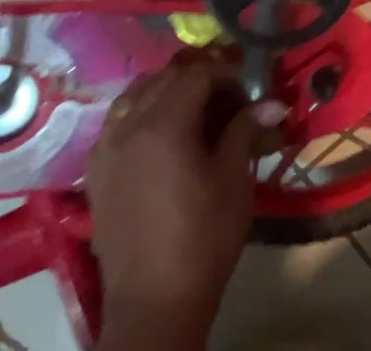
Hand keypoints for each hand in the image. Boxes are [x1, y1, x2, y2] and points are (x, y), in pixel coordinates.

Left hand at [87, 49, 282, 347]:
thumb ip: (246, 131)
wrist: (154, 298)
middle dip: (198, 78)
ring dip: (166, 93)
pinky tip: (162, 137)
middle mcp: (126, 127)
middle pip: (162, 80)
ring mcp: (104, 150)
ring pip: (134, 98)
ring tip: (195, 111)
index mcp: (162, 124)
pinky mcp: (96, 174)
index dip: (226, 72)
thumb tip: (274, 104)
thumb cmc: (203, 235)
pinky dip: (142, 116)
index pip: (196, 74)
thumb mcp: (233, 178)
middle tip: (229, 97)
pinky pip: (117, 125)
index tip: (250, 87)